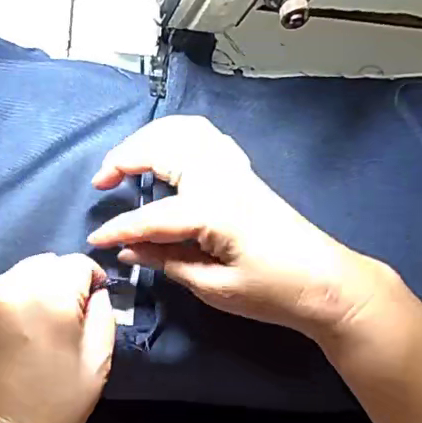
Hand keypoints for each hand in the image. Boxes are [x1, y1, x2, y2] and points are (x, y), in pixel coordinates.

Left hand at [0, 253, 115, 422]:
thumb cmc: (52, 407)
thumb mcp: (97, 363)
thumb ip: (102, 315)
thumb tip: (95, 291)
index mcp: (49, 297)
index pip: (78, 263)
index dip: (90, 280)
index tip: (91, 305)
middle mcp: (11, 284)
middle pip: (48, 263)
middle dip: (61, 284)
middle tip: (63, 321)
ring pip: (22, 272)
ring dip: (35, 289)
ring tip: (36, 328)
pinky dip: (11, 300)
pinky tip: (13, 332)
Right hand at [85, 116, 402, 341]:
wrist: (327, 283)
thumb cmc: (273, 292)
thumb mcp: (213, 287)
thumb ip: (166, 261)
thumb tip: (128, 250)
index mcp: (211, 210)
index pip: (150, 215)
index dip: (117, 229)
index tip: (94, 242)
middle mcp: (220, 178)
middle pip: (161, 148)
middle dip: (123, 158)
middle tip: (101, 182)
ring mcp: (234, 169)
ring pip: (183, 130)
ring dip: (147, 139)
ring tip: (125, 161)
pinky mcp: (242, 172)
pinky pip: (204, 136)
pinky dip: (176, 135)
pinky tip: (166, 152)